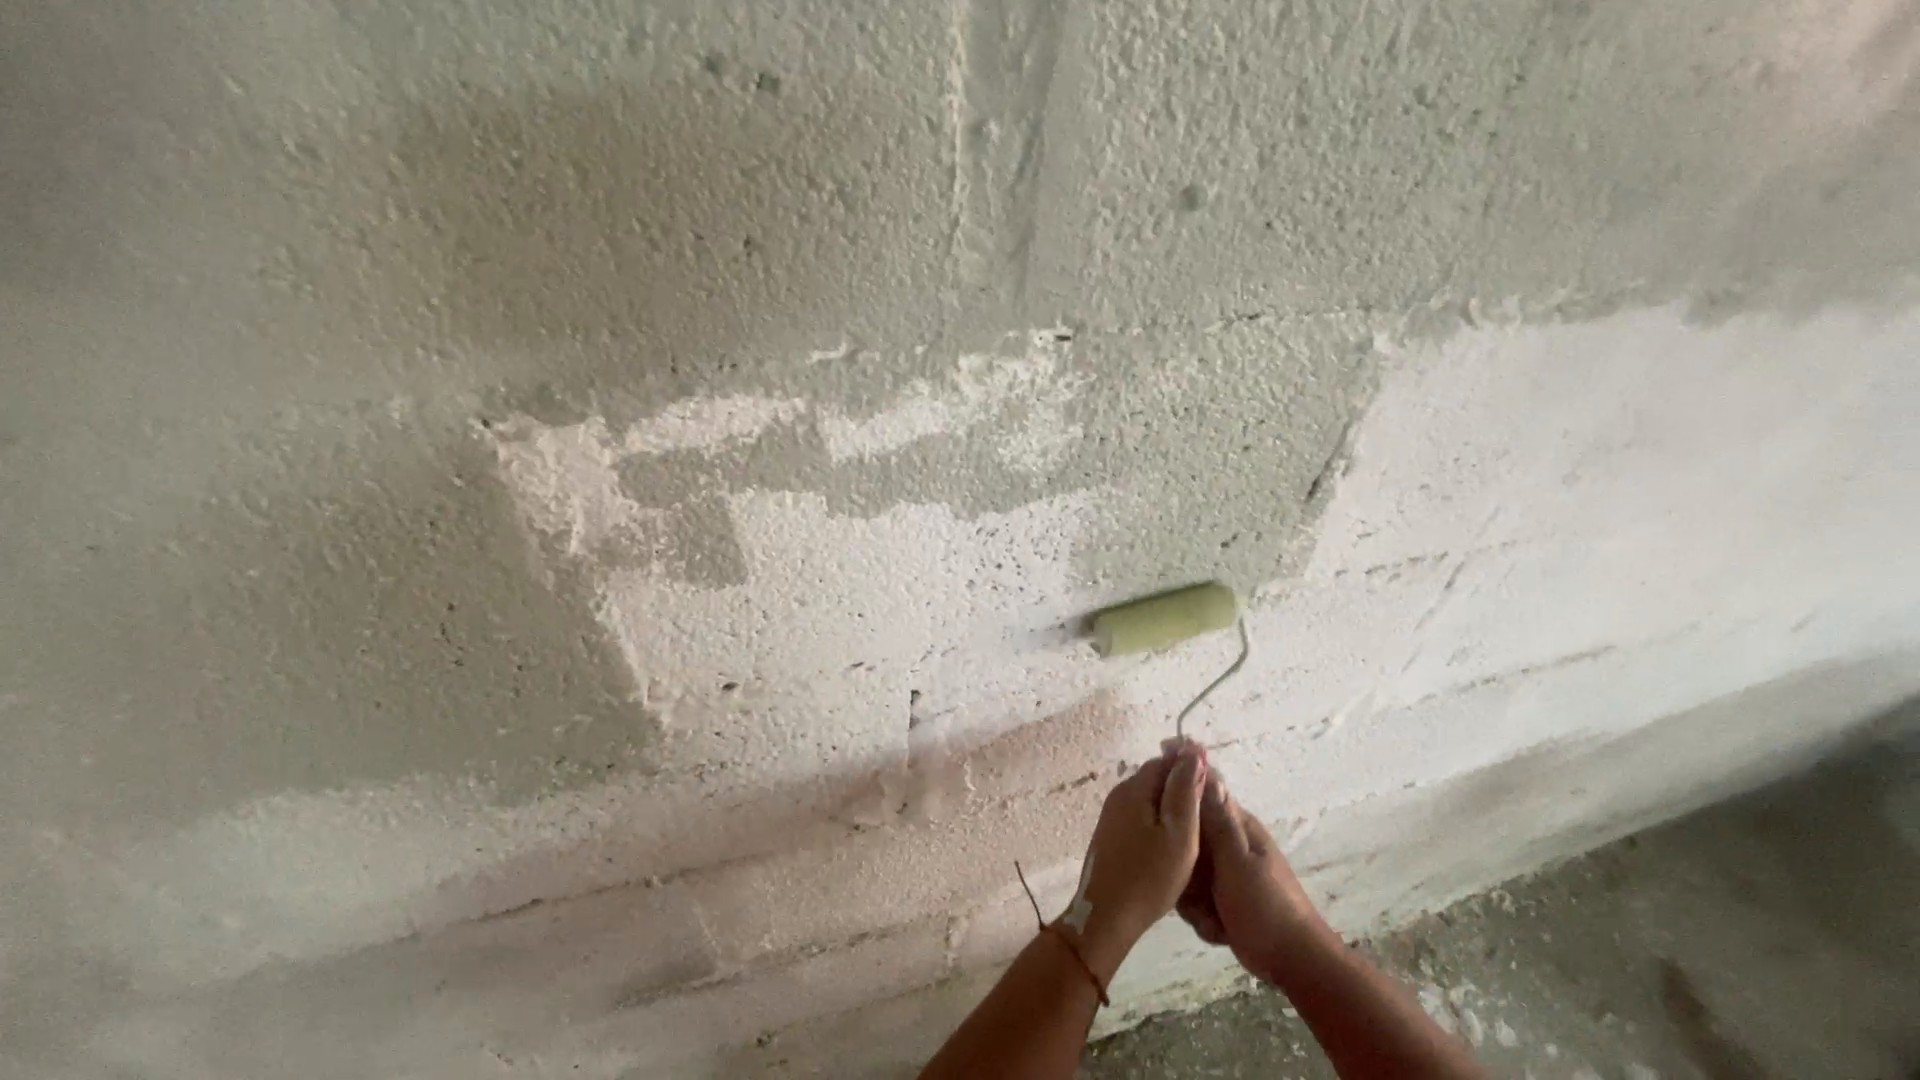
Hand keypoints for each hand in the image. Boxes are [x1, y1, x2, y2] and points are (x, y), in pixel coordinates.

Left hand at [1057, 742, 1206, 979]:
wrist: (1106, 916)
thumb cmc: (1149, 876)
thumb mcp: (1179, 833)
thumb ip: (1185, 791)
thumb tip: (1192, 754)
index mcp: (1134, 789)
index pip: (1165, 761)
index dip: (1190, 767)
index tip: (1213, 786)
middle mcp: (1119, 796)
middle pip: (1155, 779)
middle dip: (1181, 787)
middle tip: (1208, 813)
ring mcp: (1112, 816)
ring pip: (1148, 799)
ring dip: (1171, 807)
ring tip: (1196, 830)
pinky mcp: (1111, 836)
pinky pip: (1140, 817)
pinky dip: (1159, 823)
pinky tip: (1173, 844)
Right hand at [1177, 772, 1329, 975]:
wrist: (1293, 962)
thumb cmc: (1267, 906)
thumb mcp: (1238, 861)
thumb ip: (1218, 820)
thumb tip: (1205, 770)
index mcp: (1236, 826)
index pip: (1197, 797)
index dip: (1175, 803)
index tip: (1157, 822)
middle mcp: (1227, 845)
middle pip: (1183, 841)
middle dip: (1182, 870)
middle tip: (1193, 890)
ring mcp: (1222, 874)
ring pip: (1183, 874)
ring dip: (1192, 899)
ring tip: (1209, 914)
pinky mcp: (1219, 899)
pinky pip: (1192, 899)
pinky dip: (1202, 917)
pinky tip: (1216, 928)